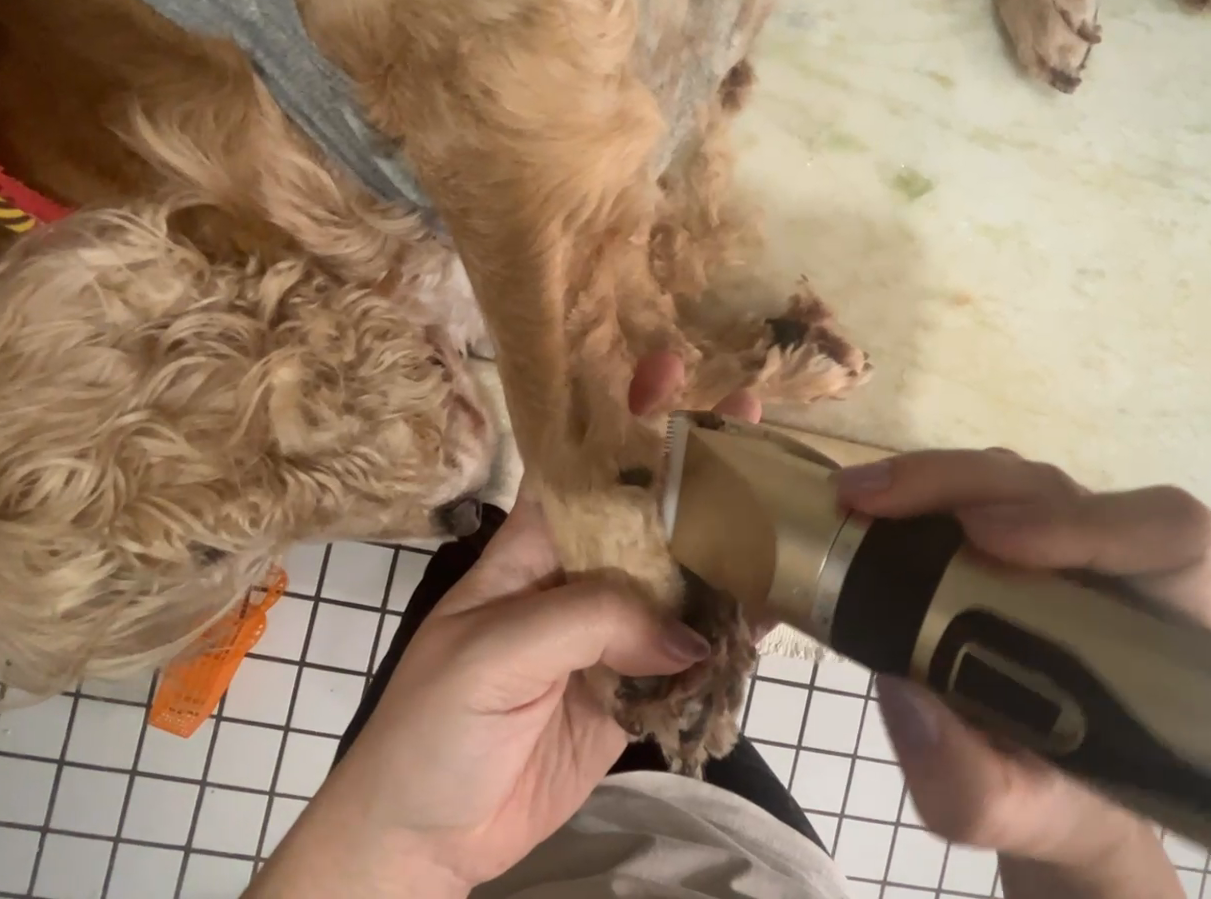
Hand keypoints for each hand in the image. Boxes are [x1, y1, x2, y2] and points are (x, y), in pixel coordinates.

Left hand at [247, 355, 758, 898]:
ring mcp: (612, 634)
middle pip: (646, 515)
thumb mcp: (492, 654)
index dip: (620, 418)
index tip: (664, 372)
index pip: (579, 467)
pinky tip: (770, 606)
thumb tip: (683, 630)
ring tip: (784, 508)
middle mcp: (580, 579)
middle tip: (752, 422)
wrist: (427, 838)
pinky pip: (690, 653)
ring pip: (679, 581)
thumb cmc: (433, 728)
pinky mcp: (635, 690)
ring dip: (726, 548)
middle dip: (694, 469)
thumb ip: (587, 621)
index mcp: (532, 550)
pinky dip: (729, 636)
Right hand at [836, 449, 1210, 896]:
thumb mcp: (1009, 812)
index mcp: (1159, 619)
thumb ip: (968, 781)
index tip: (995, 544)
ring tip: (857, 500)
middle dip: (960, 484)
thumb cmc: (1049, 794)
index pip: (1162, 533)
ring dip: (927, 479)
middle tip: (878, 503)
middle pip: (1050, 488)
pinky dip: (907, 490)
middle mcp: (1107, 560)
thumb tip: (903, 688)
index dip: (1086, 522)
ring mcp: (1045, 535)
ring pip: (1000, 476)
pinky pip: (958, 488)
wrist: (1029, 780)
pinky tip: (860, 507)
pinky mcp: (989, 528)